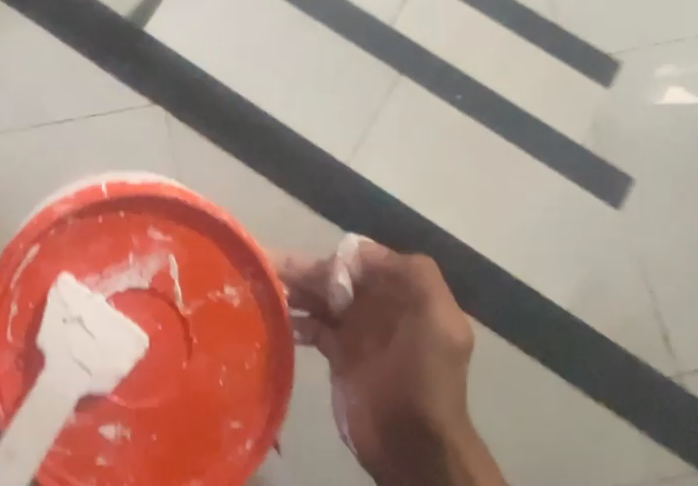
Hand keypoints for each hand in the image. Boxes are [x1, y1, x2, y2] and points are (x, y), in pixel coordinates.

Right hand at [280, 241, 503, 485]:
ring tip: (259, 287)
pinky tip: (271, 318)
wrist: (415, 447)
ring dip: (291, 290)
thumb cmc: (424, 379)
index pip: (362, 260)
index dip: (335, 258)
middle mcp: (380, 307)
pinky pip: (310, 326)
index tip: (310, 265)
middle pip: (335, 277)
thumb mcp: (438, 321)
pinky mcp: (339, 356)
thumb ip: (413, 274)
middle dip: (303, 269)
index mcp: (404, 294)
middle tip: (264, 265)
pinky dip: (291, 319)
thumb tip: (358, 251)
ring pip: (319, 299)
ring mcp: (358, 332)